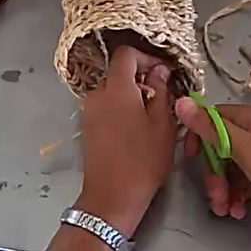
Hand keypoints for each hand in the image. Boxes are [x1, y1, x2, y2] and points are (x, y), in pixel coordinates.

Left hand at [76, 46, 179, 231]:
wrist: (112, 197)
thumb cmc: (143, 161)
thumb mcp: (163, 124)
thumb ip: (161, 91)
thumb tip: (160, 70)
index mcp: (117, 89)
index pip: (126, 54)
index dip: (147, 57)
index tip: (164, 72)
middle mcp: (97, 94)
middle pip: (118, 72)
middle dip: (141, 77)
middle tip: (163, 95)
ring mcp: (88, 110)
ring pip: (112, 90)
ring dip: (131, 94)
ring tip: (152, 115)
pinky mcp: (86, 126)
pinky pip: (105, 105)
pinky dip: (121, 107)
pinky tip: (135, 128)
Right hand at [175, 99, 250, 233]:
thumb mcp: (245, 149)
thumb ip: (212, 128)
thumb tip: (181, 102)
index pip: (215, 117)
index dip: (199, 136)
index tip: (191, 158)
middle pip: (222, 146)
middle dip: (214, 173)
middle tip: (214, 195)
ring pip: (232, 168)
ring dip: (224, 188)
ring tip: (225, 209)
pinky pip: (246, 182)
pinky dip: (239, 195)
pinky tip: (239, 211)